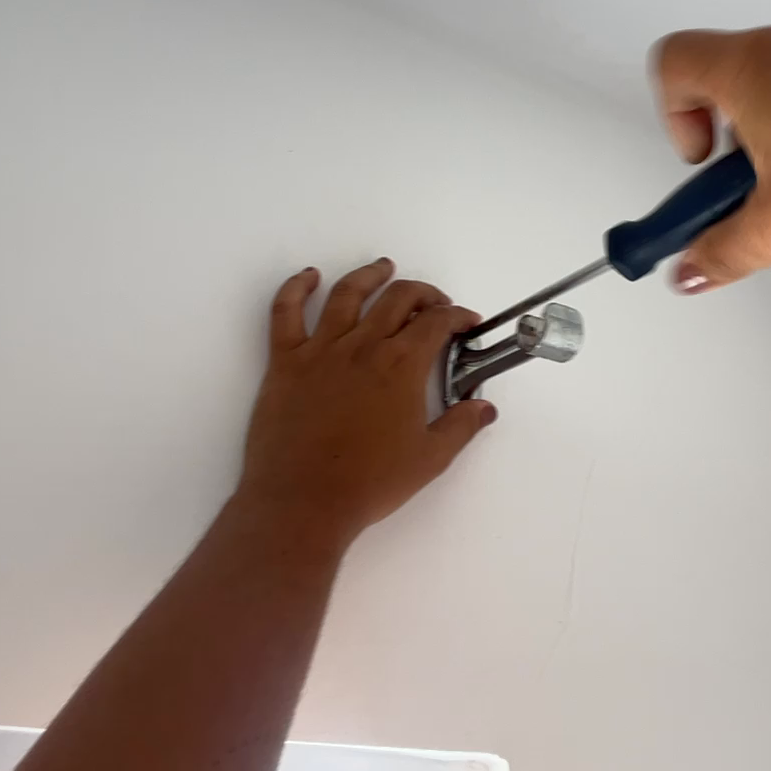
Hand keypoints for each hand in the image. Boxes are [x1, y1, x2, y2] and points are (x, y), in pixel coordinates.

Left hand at [237, 258, 496, 542]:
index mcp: (401, 366)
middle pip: (398, 298)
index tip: (466, 322)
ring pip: (348, 293)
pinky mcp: (285, 361)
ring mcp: (321, 349)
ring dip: (370, 275)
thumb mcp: (429, 459)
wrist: (303, 503)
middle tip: (434, 303)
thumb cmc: (369, 483)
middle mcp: (364, 345)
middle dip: (424, 294)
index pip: (437, 323)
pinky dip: (296, 287)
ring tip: (383, 268)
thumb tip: (485, 407)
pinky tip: (308, 276)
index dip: (458, 316)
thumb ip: (462, 427)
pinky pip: (285, 312)